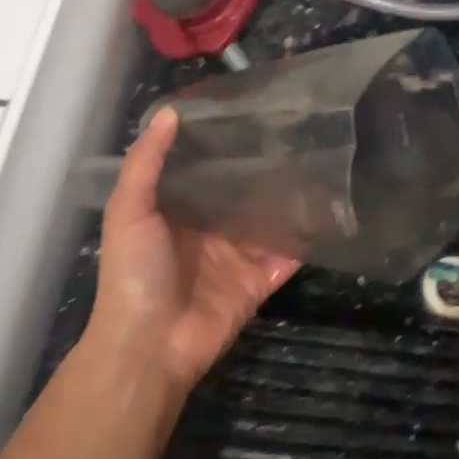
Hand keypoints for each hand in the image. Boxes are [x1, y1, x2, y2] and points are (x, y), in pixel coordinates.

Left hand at [86, 108, 300, 388]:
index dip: (221, 143)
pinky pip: (286, 256)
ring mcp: (235, 257)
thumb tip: (172, 111)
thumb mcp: (129, 210)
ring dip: (290, 201)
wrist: (148, 347)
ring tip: (322, 164)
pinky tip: (330, 212)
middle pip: (241, 193)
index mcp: (175, 210)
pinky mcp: (258, 282)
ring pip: (268, 221)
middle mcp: (207, 230)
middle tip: (298, 132)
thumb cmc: (134, 273)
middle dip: (263, 170)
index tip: (250, 110)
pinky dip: (305, 239)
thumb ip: (147, 162)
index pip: (203, 169)